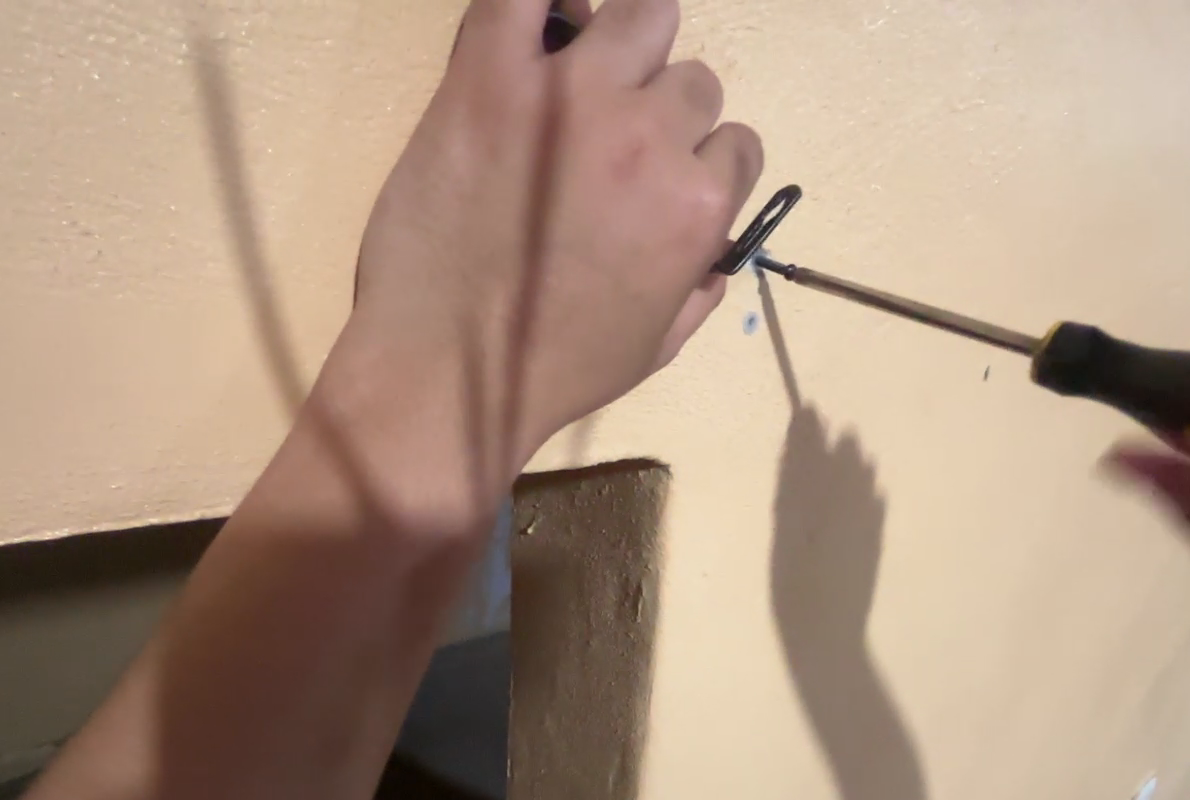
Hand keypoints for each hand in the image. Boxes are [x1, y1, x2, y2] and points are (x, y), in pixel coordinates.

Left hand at [316, 0, 762, 521]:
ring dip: (628, 45)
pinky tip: (537, 31)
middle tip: (621, 150)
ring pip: (641, 16)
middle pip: (694, 82)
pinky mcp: (490, 78)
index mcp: (698, 208)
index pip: (738, 145)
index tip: (673, 185)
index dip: (708, 168)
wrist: (451, 373)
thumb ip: (699, 292)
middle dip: (669, 114)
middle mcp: (651, 138)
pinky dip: (540, 4)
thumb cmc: (559, 373)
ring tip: (588, 87)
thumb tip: (715, 260)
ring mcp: (570, 98)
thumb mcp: (657, 348)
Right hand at [770, 407, 886, 655]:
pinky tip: (875, 488)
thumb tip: (797, 466)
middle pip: (833, 474)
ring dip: (853, 466)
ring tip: (854, 443)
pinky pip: (873, 516)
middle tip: (824, 417)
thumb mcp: (783, 548)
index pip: (807, 468)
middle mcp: (840, 518)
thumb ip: (791, 505)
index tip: (805, 411)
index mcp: (812, 515)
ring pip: (858, 491)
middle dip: (828, 445)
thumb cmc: (795, 598)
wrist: (828, 641)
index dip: (804, 440)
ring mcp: (860, 536)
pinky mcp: (871, 553)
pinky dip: (872, 499)